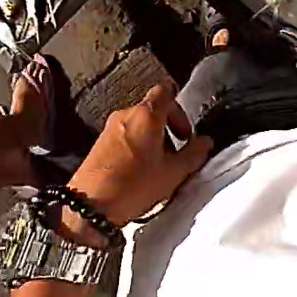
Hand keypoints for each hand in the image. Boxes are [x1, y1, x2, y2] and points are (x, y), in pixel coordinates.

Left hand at [65, 86, 211, 241]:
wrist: (91, 204)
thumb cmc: (133, 185)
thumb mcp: (173, 173)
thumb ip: (193, 154)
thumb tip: (204, 143)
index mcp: (146, 115)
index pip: (165, 93)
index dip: (179, 111)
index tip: (184, 134)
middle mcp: (125, 115)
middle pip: (152, 111)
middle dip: (167, 131)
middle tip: (174, 155)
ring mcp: (109, 129)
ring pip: (137, 125)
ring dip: (151, 141)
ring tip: (157, 168)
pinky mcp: (99, 144)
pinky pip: (123, 138)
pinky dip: (135, 149)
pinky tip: (138, 173)